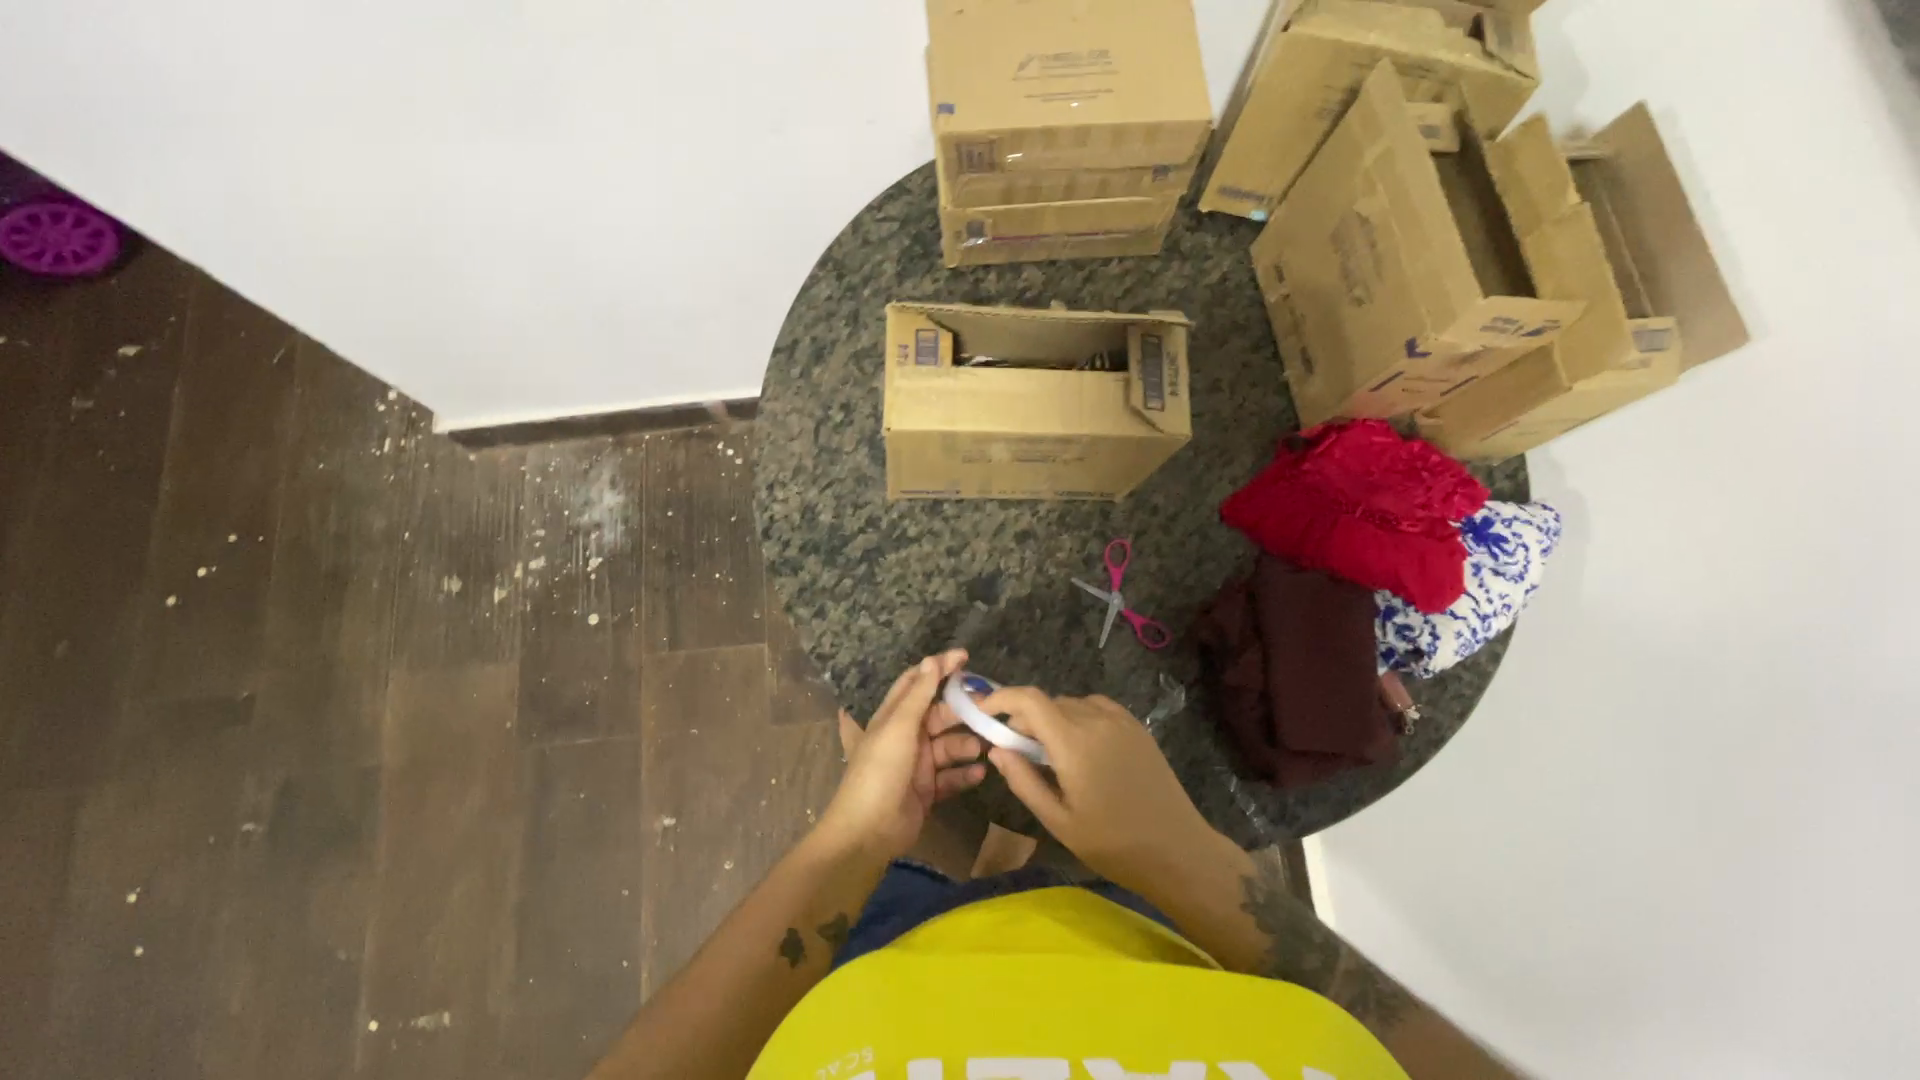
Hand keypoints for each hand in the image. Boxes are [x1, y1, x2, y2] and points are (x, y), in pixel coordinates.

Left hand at [815, 651, 987, 860]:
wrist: (868, 831)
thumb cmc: (880, 771)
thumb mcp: (899, 728)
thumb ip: (918, 695)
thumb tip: (931, 659)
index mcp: (893, 717)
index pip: (916, 683)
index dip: (938, 668)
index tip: (965, 657)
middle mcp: (906, 737)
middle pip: (938, 715)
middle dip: (962, 712)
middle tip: (988, 710)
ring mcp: (917, 765)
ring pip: (949, 747)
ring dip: (966, 746)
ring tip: (983, 748)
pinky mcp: (927, 791)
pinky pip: (951, 777)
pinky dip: (964, 774)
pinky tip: (980, 773)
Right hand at [981, 688, 1215, 892]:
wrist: (1177, 849)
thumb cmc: (1112, 843)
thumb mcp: (1058, 820)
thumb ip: (1023, 780)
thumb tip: (997, 750)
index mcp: (1073, 742)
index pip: (1029, 700)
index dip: (1001, 698)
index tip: (983, 713)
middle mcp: (1096, 720)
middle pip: (1049, 702)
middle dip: (1024, 717)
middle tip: (1014, 748)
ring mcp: (1121, 721)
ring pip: (1072, 703)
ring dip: (1052, 718)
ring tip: (1048, 752)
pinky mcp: (1137, 728)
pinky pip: (1097, 708)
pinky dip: (1078, 716)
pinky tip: (1080, 746)